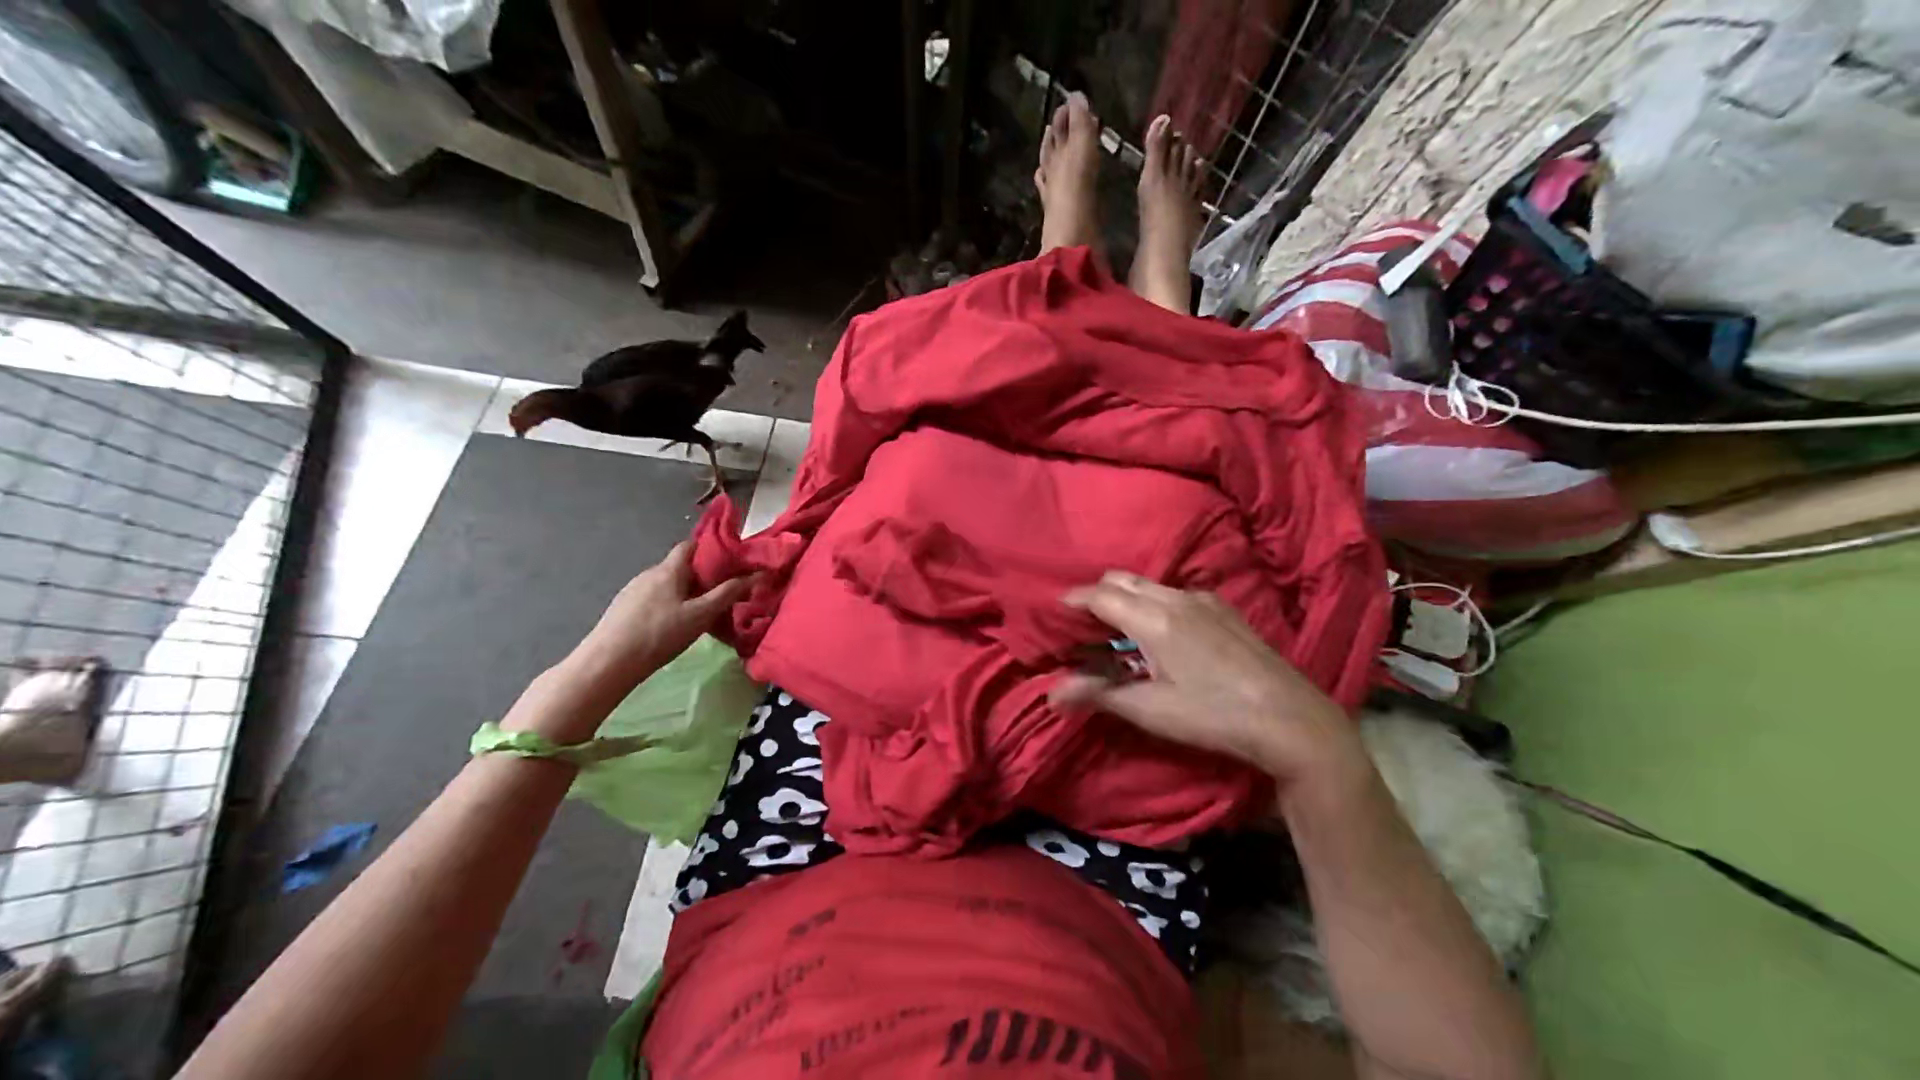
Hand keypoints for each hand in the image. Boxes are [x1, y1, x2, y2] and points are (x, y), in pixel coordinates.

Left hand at [573, 541, 753, 682]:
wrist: (609, 662)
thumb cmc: (660, 634)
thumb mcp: (701, 615)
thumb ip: (728, 594)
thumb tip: (757, 574)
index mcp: (669, 569)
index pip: (690, 545)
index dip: (709, 549)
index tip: (728, 562)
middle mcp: (649, 573)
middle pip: (679, 567)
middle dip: (700, 577)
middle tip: (719, 595)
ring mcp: (632, 590)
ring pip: (666, 584)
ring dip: (683, 593)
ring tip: (698, 614)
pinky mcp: (623, 608)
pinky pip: (652, 599)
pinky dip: (667, 605)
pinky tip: (671, 627)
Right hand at [1052, 571, 1365, 788]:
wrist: (1290, 718)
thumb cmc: (1212, 715)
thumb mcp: (1150, 709)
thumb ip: (1098, 694)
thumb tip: (1052, 692)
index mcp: (1153, 618)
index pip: (1099, 595)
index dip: (1072, 601)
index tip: (1053, 612)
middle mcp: (1176, 597)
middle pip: (1123, 580)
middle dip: (1097, 595)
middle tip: (1083, 624)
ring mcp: (1205, 600)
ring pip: (1150, 584)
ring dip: (1127, 598)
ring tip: (1118, 630)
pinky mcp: (1225, 610)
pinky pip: (1176, 593)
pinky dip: (1154, 603)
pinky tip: (1162, 635)